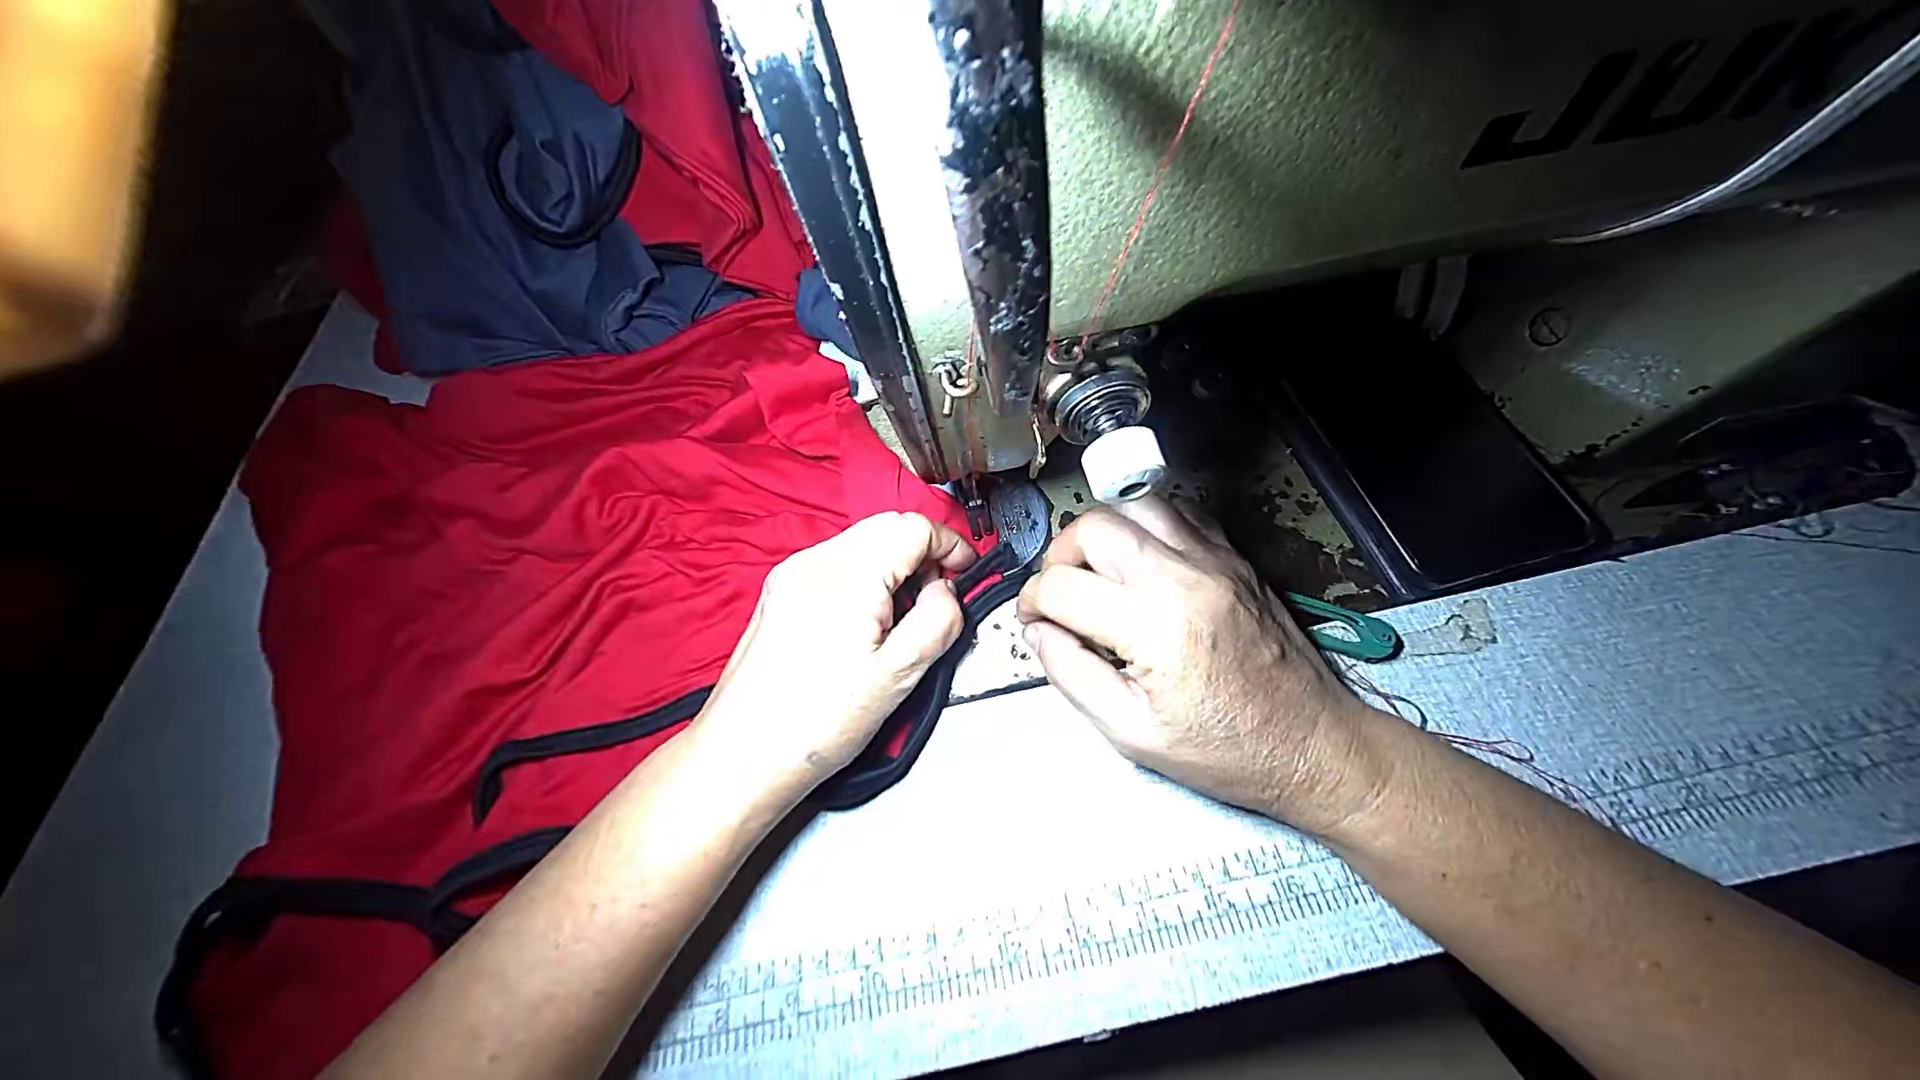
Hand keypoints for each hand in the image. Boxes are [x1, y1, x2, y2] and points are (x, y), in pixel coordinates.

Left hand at [695, 512, 976, 797]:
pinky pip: (839, 563)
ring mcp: (793, 575)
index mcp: (847, 575)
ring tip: (901, 620)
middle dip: (923, 554)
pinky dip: (867, 578)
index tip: (964, 571)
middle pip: (888, 527)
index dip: (950, 545)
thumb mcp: (898, 676)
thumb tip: (948, 592)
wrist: (745, 752)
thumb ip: (938, 621)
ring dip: (895, 566)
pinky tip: (869, 623)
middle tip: (938, 597)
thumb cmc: (810, 723)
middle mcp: (815, 564)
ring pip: (864, 543)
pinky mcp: (783, 592)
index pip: (914, 527)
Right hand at [1016, 496, 1392, 837]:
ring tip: (1094, 570)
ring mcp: (1213, 561)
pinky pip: (1178, 511)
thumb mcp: (1131, 732)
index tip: (1033, 619)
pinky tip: (1139, 557)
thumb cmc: (1228, 749)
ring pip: (1133, 505)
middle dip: (1058, 556)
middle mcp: (1184, 579)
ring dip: (1099, 532)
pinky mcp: (1233, 558)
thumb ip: (1071, 675)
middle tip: (1059, 591)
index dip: (1031, 602)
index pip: (1061, 586)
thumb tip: (1040, 632)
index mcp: (1155, 627)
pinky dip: (1145, 524)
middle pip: (1092, 528)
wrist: (1312, 745)